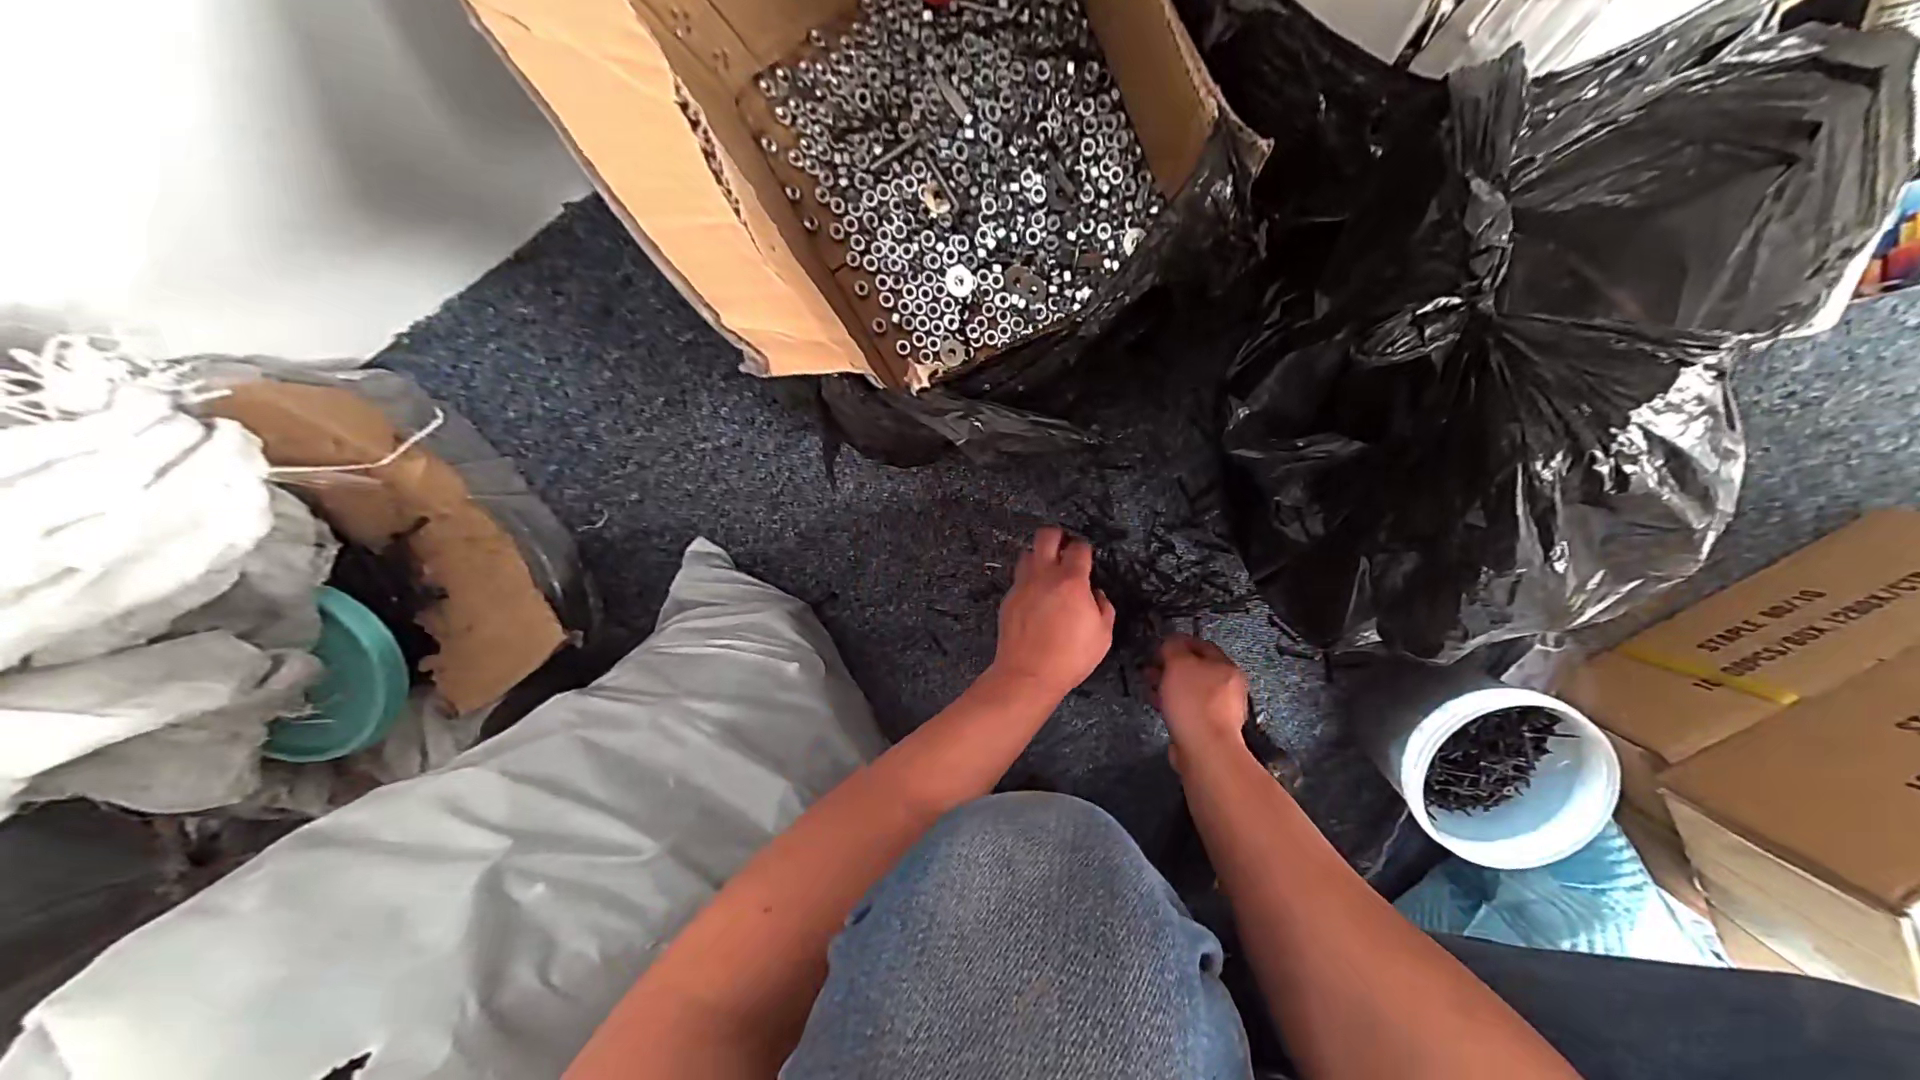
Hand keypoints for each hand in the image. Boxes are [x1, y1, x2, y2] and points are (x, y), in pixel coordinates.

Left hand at [988, 526, 1114, 698]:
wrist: (1028, 674)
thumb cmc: (1070, 656)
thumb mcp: (1103, 635)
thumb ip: (1103, 607)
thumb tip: (1096, 594)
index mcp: (1071, 581)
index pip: (1079, 547)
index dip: (1085, 548)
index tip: (1087, 556)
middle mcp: (1044, 576)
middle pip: (1046, 536)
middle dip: (1058, 535)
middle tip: (1065, 547)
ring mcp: (1023, 585)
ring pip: (1027, 553)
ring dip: (1039, 556)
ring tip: (1048, 569)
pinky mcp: (1009, 598)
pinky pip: (1019, 578)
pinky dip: (1028, 579)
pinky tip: (1036, 594)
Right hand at [1148, 634, 1248, 765]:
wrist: (1204, 749)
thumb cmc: (1194, 703)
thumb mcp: (1179, 664)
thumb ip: (1173, 647)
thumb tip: (1171, 641)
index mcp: (1226, 667)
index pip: (1202, 645)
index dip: (1179, 642)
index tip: (1160, 645)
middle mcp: (1228, 688)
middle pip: (1196, 669)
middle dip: (1171, 665)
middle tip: (1152, 665)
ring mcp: (1219, 710)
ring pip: (1190, 690)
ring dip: (1169, 685)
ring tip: (1150, 684)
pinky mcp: (1207, 728)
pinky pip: (1188, 708)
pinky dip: (1173, 703)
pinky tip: (1158, 704)